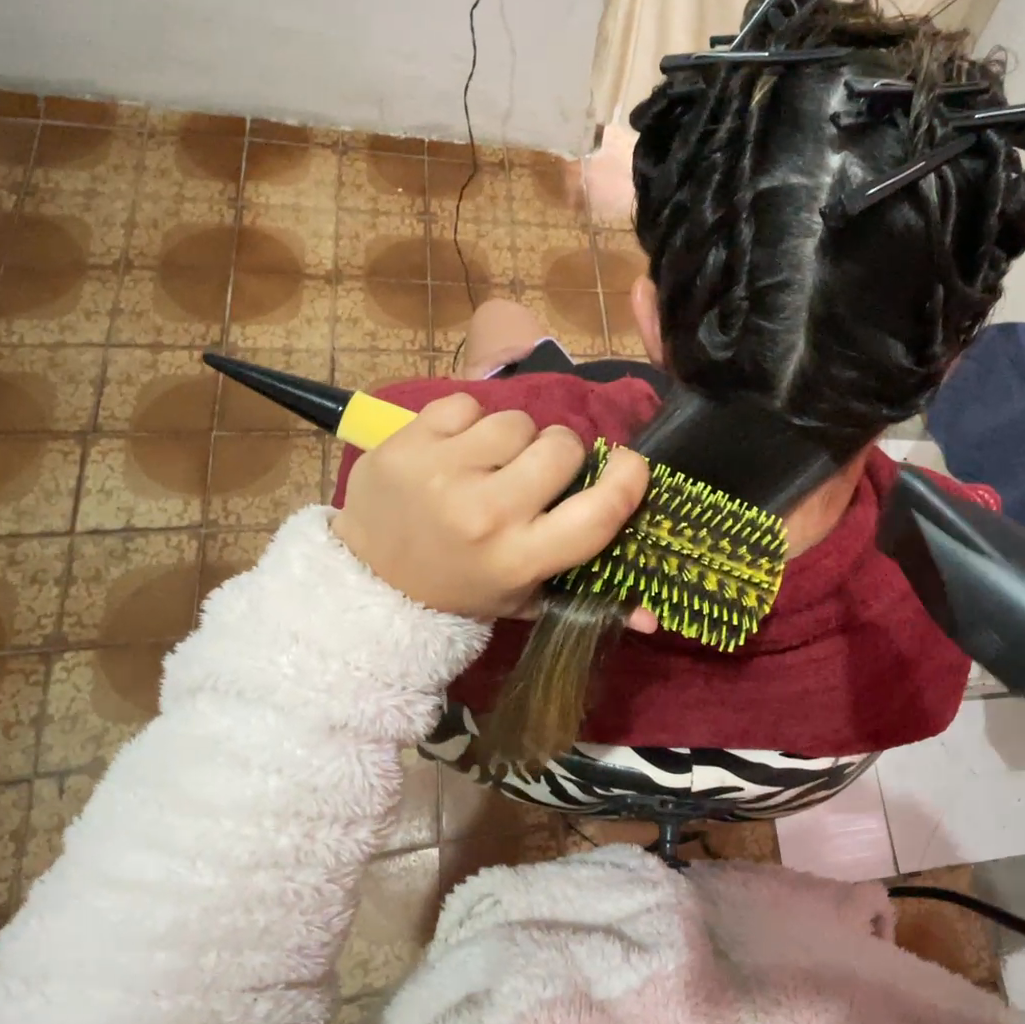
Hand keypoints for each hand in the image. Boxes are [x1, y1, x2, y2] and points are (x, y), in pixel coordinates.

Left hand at [332, 394, 651, 622]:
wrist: (370, 584)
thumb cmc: (462, 591)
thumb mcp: (526, 602)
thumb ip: (590, 601)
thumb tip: (655, 618)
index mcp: (521, 559)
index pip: (599, 511)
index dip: (627, 479)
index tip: (630, 465)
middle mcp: (487, 514)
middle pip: (562, 447)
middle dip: (559, 455)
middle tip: (535, 476)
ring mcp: (443, 473)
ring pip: (517, 421)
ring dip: (513, 440)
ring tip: (489, 466)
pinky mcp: (407, 443)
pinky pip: (468, 405)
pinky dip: (469, 423)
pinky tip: (455, 452)